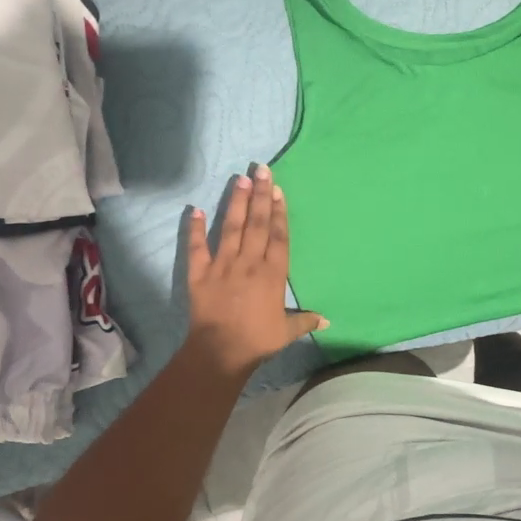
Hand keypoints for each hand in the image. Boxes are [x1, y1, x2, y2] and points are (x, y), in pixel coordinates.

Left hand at [183, 163, 326, 377]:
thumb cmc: (257, 341)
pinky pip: (197, 247)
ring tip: (239, 178)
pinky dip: (194, 228)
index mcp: (272, 275)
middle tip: (261, 169)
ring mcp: (223, 266)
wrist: (221, 351)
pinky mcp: (200, 274)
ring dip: (235, 202)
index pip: (278, 237)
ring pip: (230, 228)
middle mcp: (249, 263)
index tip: (278, 191)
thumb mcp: (286, 332)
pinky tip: (194, 209)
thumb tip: (326, 320)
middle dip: (260, 196)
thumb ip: (304, 321)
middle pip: (257, 224)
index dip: (279, 213)